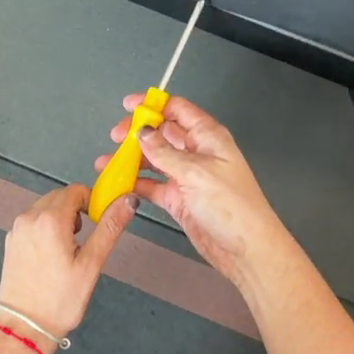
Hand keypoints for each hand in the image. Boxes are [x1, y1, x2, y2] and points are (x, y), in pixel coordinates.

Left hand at [0, 184, 136, 349]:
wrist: (24, 327)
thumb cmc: (62, 298)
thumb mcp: (91, 264)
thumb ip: (110, 227)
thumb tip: (129, 199)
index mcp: (50, 219)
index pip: (76, 191)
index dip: (92, 202)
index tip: (98, 224)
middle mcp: (28, 217)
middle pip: (58, 197)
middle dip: (76, 211)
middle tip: (84, 243)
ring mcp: (16, 230)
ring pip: (44, 209)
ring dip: (60, 220)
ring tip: (68, 252)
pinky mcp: (10, 242)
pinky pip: (32, 223)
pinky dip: (45, 229)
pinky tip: (50, 257)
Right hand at [95, 94, 293, 288]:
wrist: (245, 249)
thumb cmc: (232, 206)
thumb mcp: (196, 173)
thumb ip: (165, 152)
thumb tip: (143, 131)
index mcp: (207, 137)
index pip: (178, 110)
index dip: (153, 104)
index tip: (128, 105)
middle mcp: (196, 153)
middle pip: (162, 133)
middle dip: (137, 132)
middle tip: (115, 138)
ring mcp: (186, 177)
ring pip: (153, 159)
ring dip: (131, 159)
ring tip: (107, 163)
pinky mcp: (178, 199)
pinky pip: (152, 185)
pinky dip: (135, 183)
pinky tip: (118, 184)